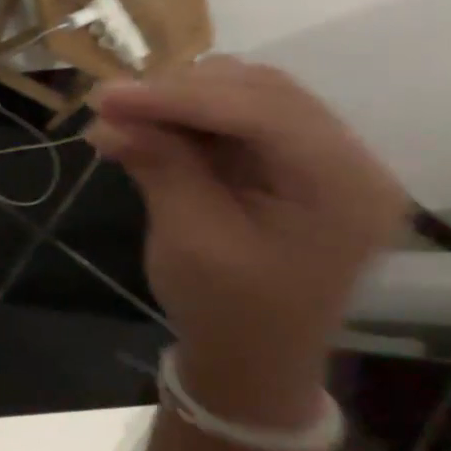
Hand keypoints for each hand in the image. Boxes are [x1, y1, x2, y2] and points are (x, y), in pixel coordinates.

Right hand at [86, 58, 406, 423]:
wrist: (253, 359)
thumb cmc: (228, 310)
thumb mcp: (191, 239)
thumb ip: (162, 167)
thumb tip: (111, 117)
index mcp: (342, 186)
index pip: (262, 111)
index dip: (177, 96)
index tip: (104, 97)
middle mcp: (346, 161)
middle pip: (259, 91)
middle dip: (177, 91)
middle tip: (106, 107)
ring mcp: (320, 160)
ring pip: (245, 95)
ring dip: (177, 100)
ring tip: (120, 120)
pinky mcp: (288, 165)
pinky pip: (236, 118)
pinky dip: (184, 117)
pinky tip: (141, 130)